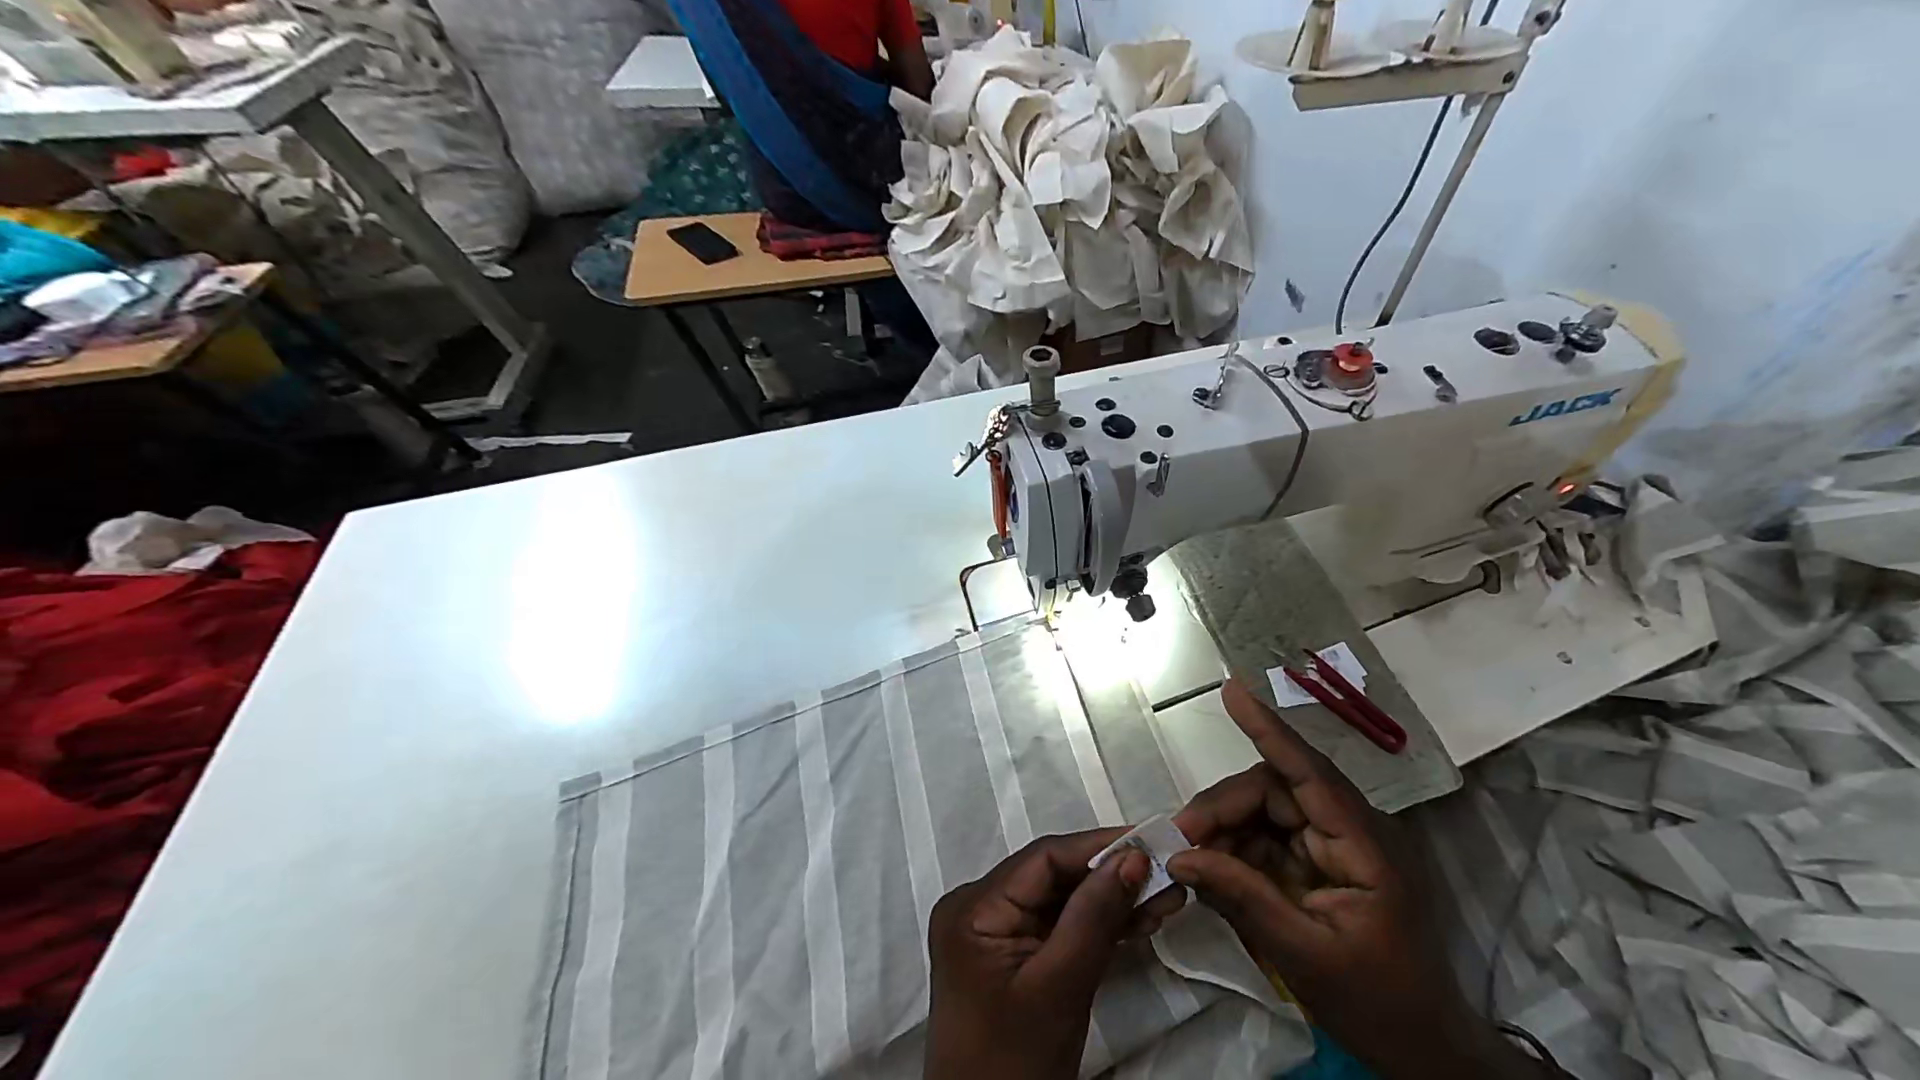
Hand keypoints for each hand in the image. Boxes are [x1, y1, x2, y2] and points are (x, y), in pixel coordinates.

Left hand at [925, 830, 1186, 1079]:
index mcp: (973, 907)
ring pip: (1062, 901)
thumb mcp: (1058, 988)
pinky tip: (1139, 920)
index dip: (1098, 846)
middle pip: (1053, 876)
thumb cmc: (1015, 1063)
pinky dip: (1098, 926)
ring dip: (1111, 899)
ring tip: (1166, 896)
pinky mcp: (1016, 958)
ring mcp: (997, 934)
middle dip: (1110, 874)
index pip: (1042, 859)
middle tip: (1167, 870)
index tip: (1152, 841)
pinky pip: (1060, 928)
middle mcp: (980, 908)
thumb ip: (1094, 917)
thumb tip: (1134, 857)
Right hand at [1167, 681, 1552, 1079]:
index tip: (1230, 690)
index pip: (1310, 772)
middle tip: (1182, 841)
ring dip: (1224, 830)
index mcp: (1366, 846)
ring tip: (1193, 861)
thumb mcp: (1304, 954)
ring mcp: (1333, 845)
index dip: (1268, 729)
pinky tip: (1212, 870)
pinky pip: (1264, 839)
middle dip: (1223, 808)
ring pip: (1263, 811)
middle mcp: (1350, 831)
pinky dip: (1233, 851)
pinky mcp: (1317, 862)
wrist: (1422, 1052)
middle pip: (1273, 790)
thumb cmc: (1377, 1005)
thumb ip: (1242, 897)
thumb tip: (1180, 857)